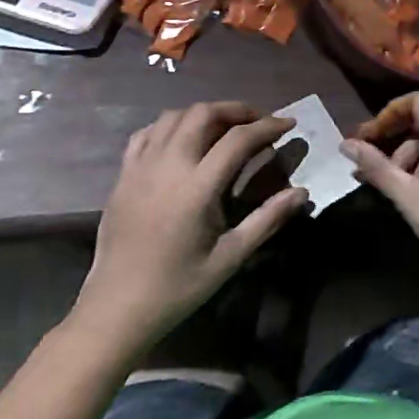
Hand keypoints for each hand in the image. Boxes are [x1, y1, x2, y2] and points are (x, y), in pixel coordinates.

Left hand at [72, 102, 306, 347]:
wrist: (117, 308)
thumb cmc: (178, 288)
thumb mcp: (229, 258)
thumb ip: (267, 220)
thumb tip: (302, 192)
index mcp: (196, 188)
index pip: (237, 139)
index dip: (267, 126)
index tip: (288, 123)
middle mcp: (167, 167)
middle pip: (203, 114)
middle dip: (236, 110)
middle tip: (259, 121)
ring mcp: (140, 167)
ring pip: (173, 117)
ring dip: (204, 114)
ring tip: (224, 128)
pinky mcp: (123, 175)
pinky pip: (146, 133)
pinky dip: (170, 126)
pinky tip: (183, 141)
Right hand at [342, 93, 418, 281]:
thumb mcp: (405, 194)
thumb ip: (374, 164)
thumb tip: (345, 144)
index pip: (418, 101)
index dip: (389, 112)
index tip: (368, 135)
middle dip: (392, 136)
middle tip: (366, 158)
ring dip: (405, 155)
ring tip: (384, 182)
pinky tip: (406, 186)